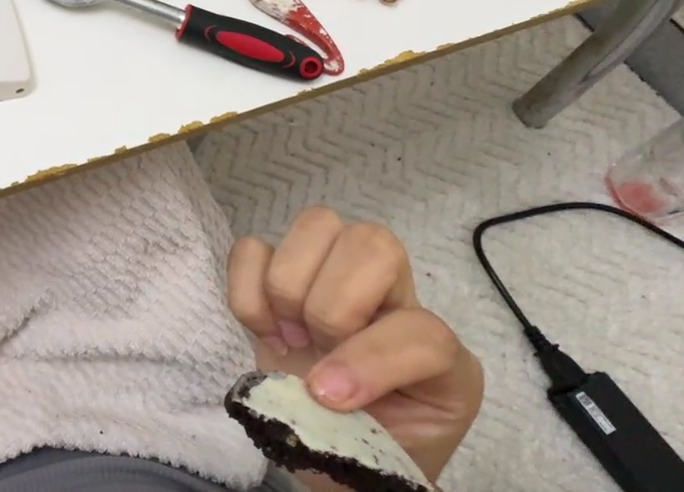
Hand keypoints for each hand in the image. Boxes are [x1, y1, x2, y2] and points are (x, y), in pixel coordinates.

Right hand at [227, 207, 482, 484]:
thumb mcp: (389, 459)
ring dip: (287, 284)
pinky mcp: (277, 271)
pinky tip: (263, 326)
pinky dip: (246, 285)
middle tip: (313, 345)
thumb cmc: (367, 454)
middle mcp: (391, 297)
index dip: (372, 360)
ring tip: (287, 333)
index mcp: (437, 351)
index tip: (329, 399)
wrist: (331, 451)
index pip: (420, 330)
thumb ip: (367, 428)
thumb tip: (313, 384)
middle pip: (374, 243)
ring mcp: (333, 276)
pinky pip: (253, 245)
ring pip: (319, 223)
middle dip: (329, 302)